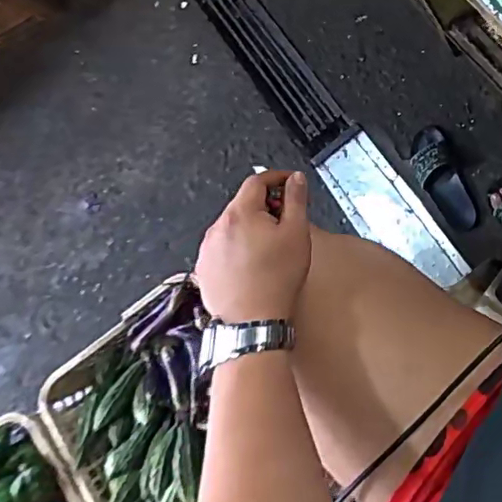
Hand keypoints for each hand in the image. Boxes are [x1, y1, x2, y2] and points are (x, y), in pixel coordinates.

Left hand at [196, 171, 312, 321]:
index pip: (257, 180)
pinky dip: (238, 246)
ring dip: (251, 226)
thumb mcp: (297, 233)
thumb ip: (296, 199)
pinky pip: (223, 247)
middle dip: (266, 204)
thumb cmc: (277, 279)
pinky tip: (254, 262)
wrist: (253, 323)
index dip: (277, 178)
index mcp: (240, 214)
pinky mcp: (204, 270)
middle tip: (286, 218)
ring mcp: (207, 250)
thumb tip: (295, 179)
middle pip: (243, 203)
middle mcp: (217, 228)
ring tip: (271, 245)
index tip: (291, 183)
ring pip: (232, 225)